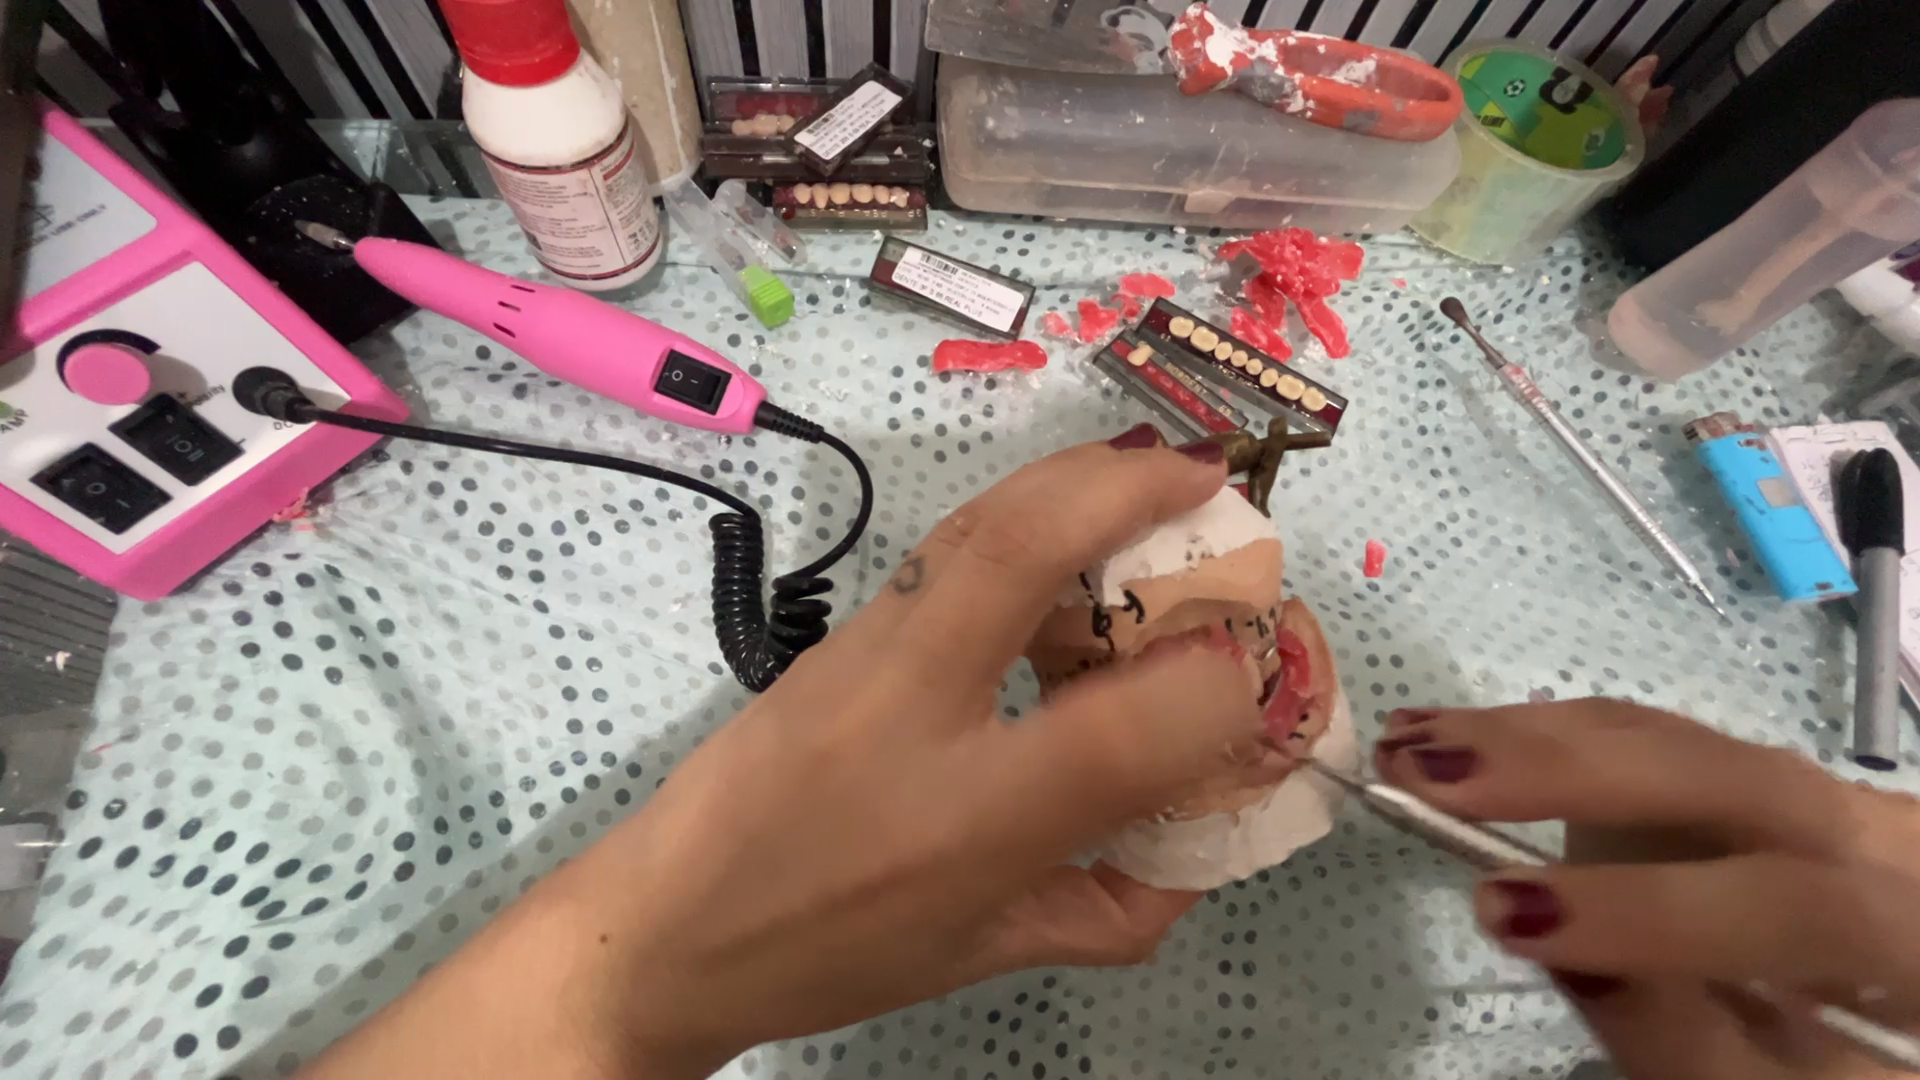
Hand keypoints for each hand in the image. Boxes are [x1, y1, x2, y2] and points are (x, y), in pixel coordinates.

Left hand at [301, 426, 1282, 1079]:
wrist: (668, 916)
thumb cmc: (828, 946)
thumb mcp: (987, 951)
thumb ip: (1109, 907)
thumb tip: (1194, 852)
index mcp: (964, 819)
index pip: (1120, 734)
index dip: (1212, 692)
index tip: (1246, 671)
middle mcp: (912, 704)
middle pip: (1022, 548)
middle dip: (1129, 489)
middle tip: (1207, 475)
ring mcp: (866, 645)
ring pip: (976, 523)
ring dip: (1072, 478)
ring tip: (1143, 477)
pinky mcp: (844, 627)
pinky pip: (947, 546)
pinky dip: (1021, 512)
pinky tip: (1058, 529)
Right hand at [1375, 699, 1919, 1079]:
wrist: (1880, 1014)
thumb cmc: (1817, 1070)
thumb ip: (1673, 1038)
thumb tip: (1539, 934)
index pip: (1811, 908)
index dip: (1651, 907)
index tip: (1496, 913)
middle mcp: (1882, 838)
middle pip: (1724, 776)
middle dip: (1555, 770)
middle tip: (1420, 769)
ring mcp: (1801, 785)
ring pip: (1656, 733)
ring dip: (1515, 733)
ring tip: (1403, 741)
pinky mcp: (1727, 762)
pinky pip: (1627, 729)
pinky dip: (1526, 727)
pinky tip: (1445, 729)